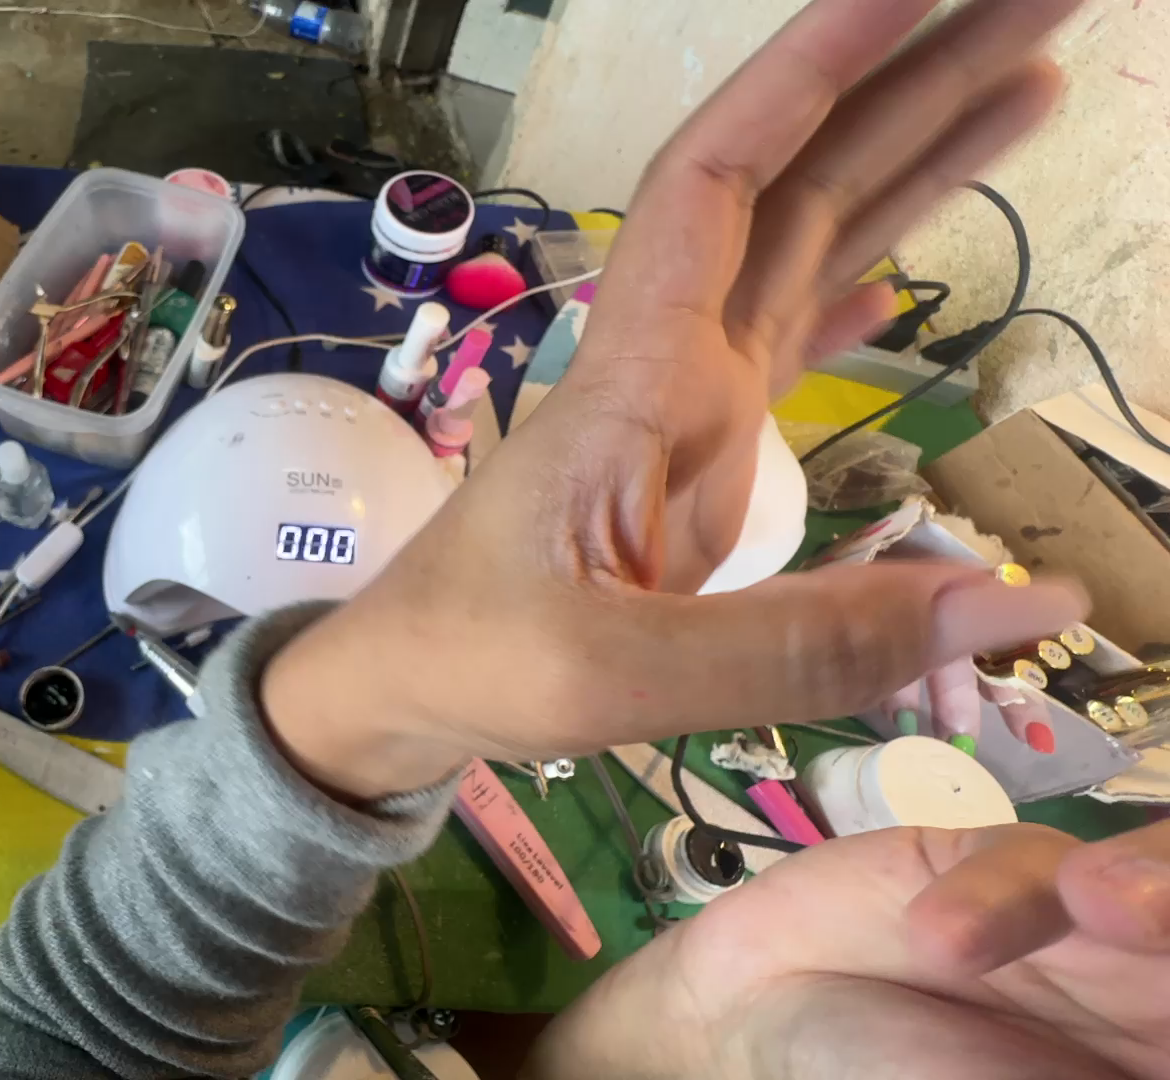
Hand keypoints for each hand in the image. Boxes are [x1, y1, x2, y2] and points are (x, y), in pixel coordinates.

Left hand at [263, 0, 1088, 800]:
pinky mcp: (671, 475)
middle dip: (893, 90)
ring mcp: (664, 425)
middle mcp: (652, 382)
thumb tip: (1020, 603)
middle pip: (771, 202)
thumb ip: (796, 646)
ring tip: (1023, 81)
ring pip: (780, 270)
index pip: (709, 190)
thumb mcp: (615, 669)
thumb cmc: (470, 661)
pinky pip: (765, 362)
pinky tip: (898, 278)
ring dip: (888, 176)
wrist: (403, 682)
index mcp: (627, 391)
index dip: (803, 76)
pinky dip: (835, 306)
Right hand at [530, 820, 1169, 1079]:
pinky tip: (934, 939)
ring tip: (1110, 905)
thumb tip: (1160, 1044)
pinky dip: (989, 895)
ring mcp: (1071, 919)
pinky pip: (1018, 855)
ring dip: (1160, 877)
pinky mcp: (975, 854)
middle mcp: (1157, 994)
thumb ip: (1133, 1067)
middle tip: (1166, 930)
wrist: (749, 1019)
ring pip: (1159, 869)